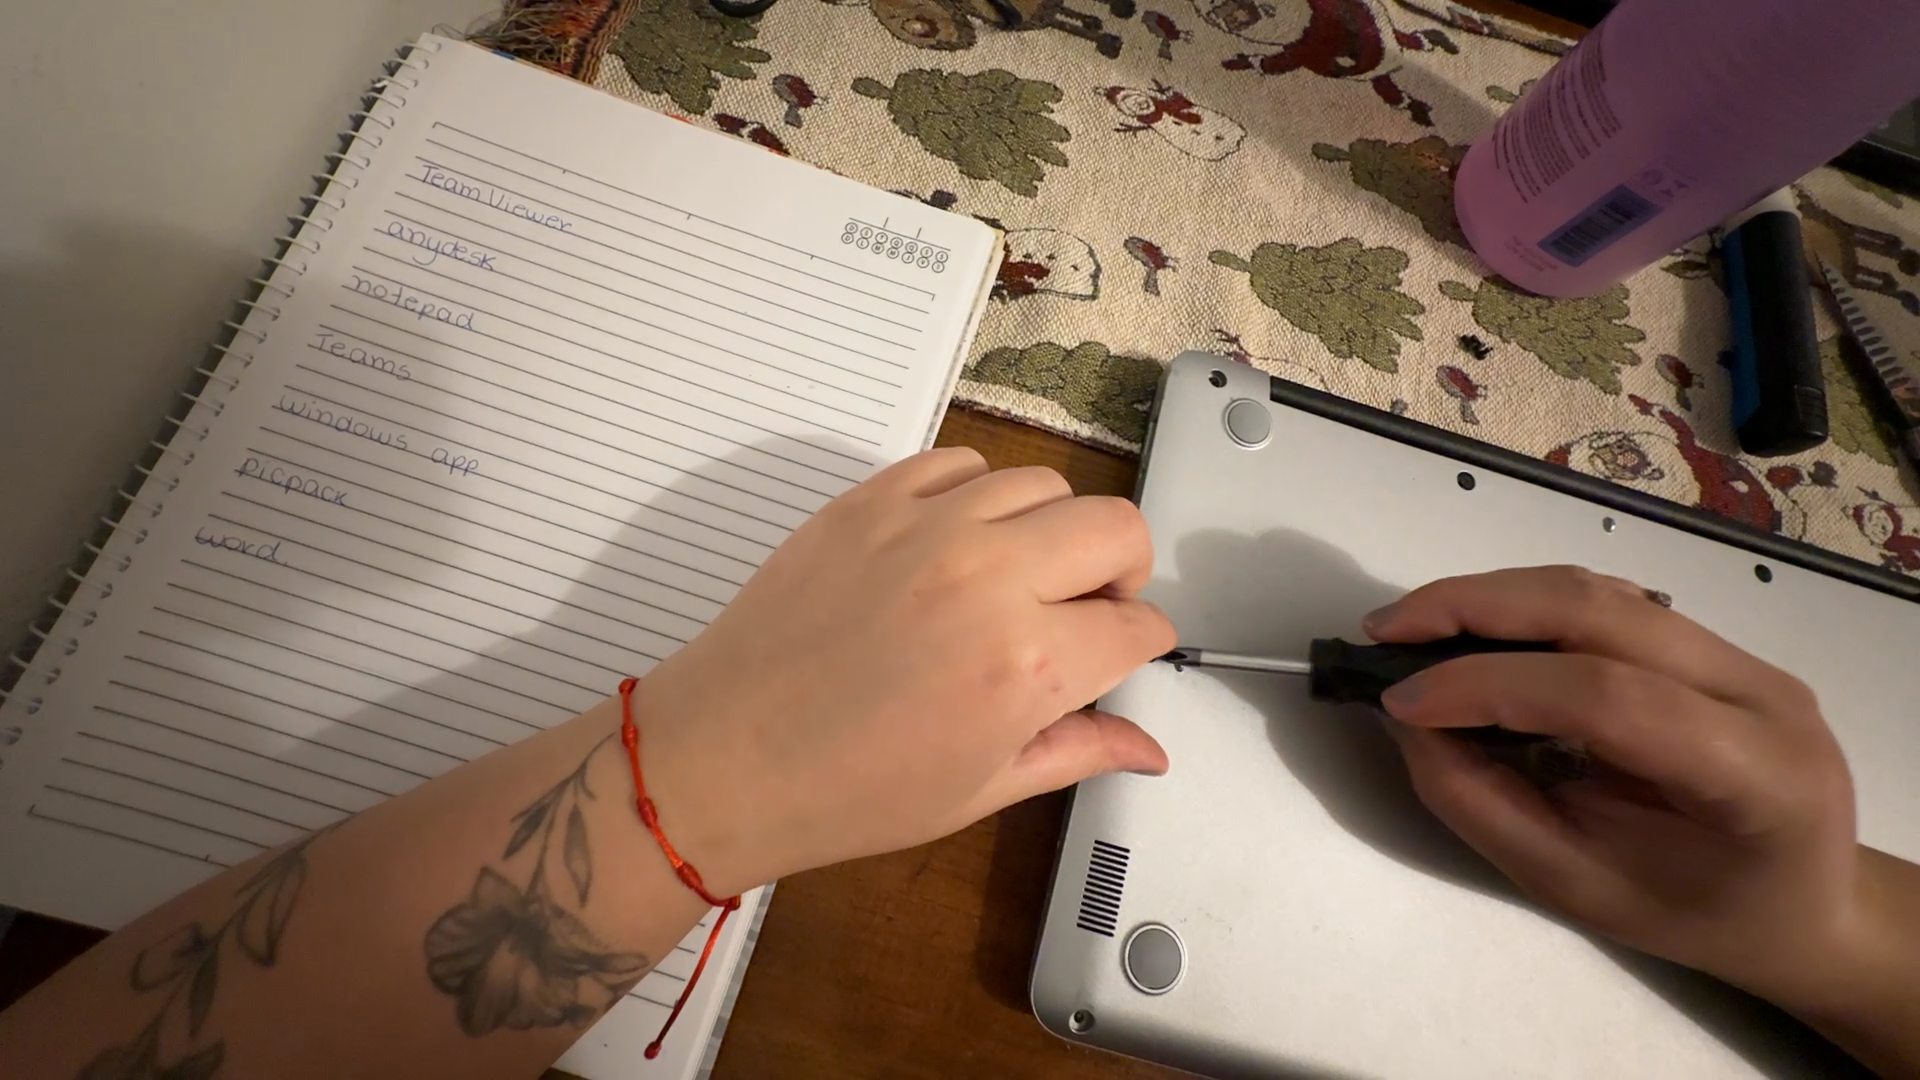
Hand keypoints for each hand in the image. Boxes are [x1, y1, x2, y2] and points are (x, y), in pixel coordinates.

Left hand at [633, 448, 1173, 894]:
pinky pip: (960, 462)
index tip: (1129, 647)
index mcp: (1026, 665)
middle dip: (1124, 570)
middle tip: (1090, 606)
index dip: (1145, 641)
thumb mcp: (980, 789)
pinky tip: (958, 538)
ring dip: (1052, 529)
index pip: (1137, 626)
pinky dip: (978, 494)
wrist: (726, 755)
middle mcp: (989, 576)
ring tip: (1018, 572)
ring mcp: (927, 524)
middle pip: (1117, 528)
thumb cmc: (850, 791)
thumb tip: (1149, 747)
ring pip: (1044, 484)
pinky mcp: (872, 498)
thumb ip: (1079, 751)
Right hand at [1367, 566, 1858, 1003]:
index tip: (1397, 702)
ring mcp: (1730, 652)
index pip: (1604, 696)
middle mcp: (1755, 691)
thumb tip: (1404, 716)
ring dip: (1480, 596)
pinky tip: (1466, 627)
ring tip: (1408, 626)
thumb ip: (1474, 797)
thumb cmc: (1681, 907)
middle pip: (1590, 609)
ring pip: (1582, 587)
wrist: (1793, 900)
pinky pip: (1586, 595)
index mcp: (1754, 774)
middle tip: (1383, 631)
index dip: (1484, 686)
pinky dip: (1509, 600)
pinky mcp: (1691, 637)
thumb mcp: (1565, 880)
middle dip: (1467, 607)